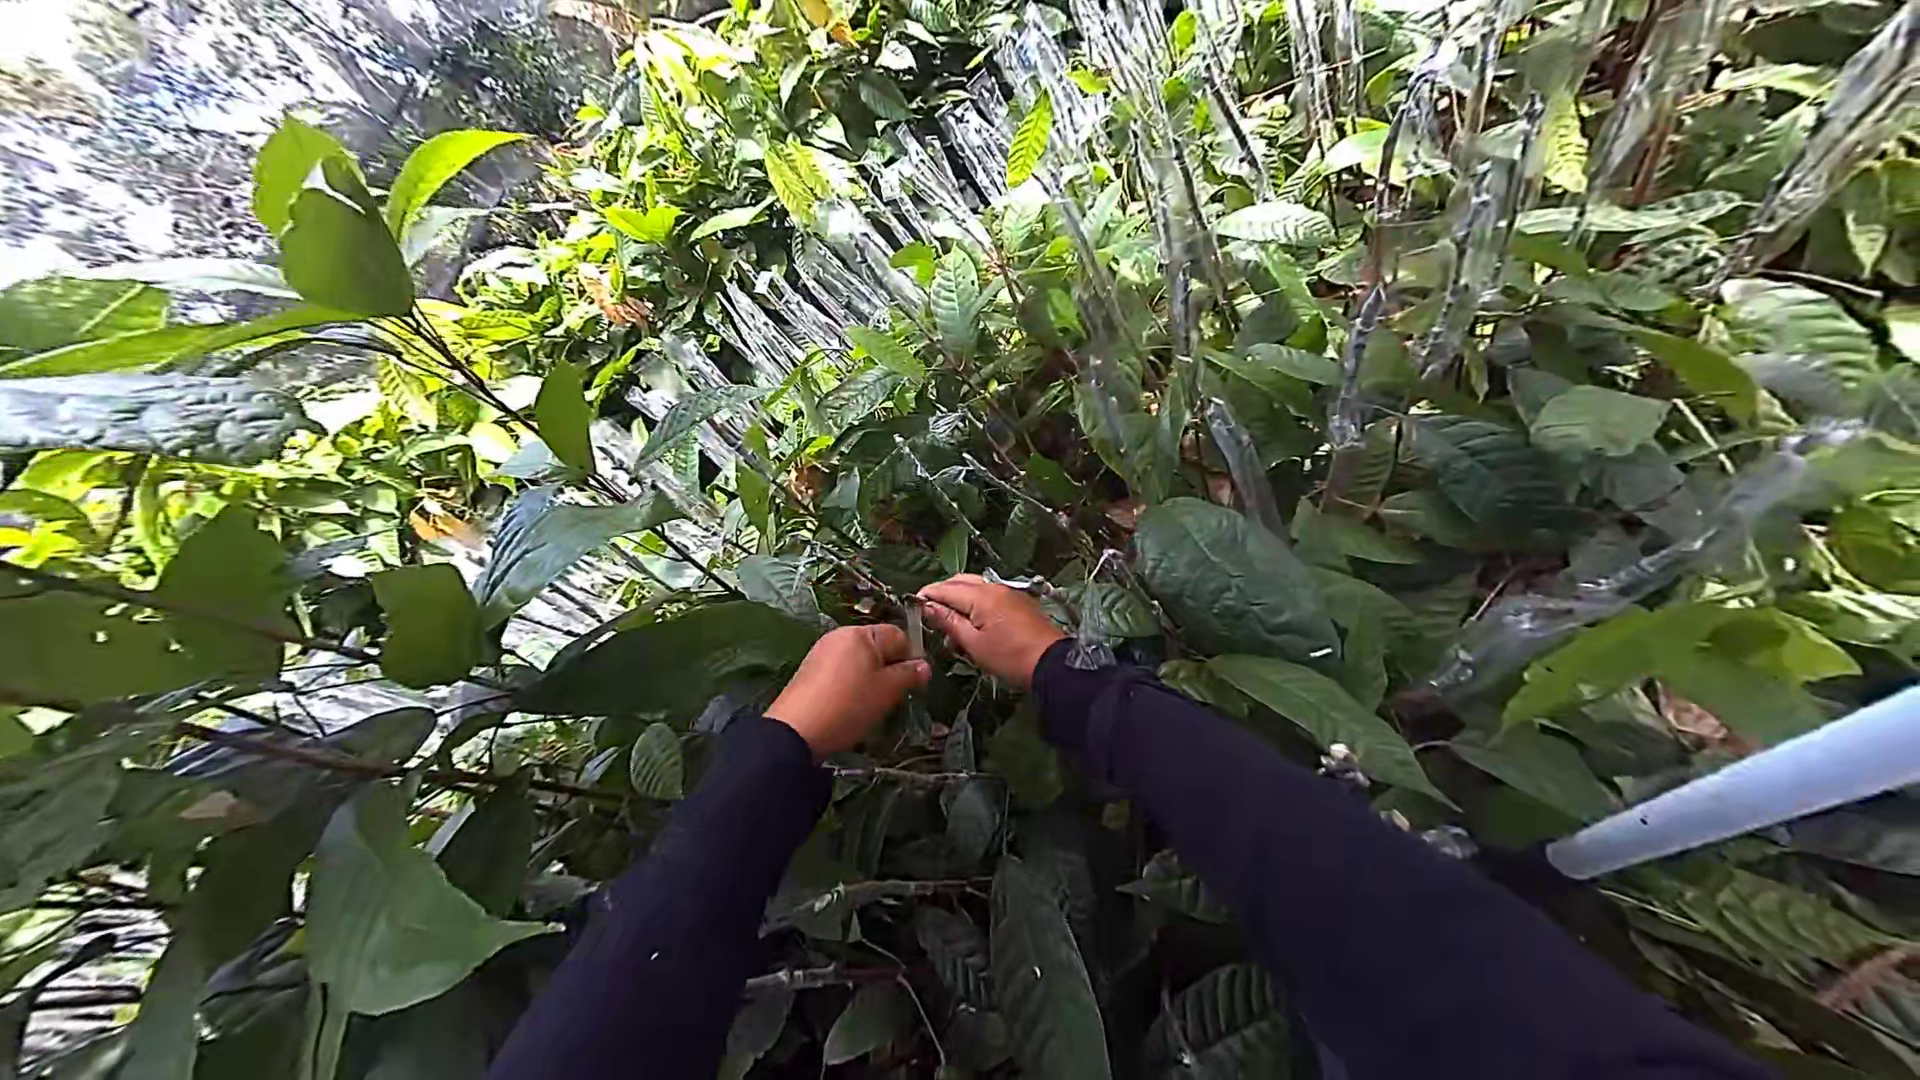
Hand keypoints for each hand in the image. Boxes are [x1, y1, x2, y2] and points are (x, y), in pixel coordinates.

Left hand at [766, 624, 931, 759]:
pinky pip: (842, 669)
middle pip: (878, 646)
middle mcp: (841, 635)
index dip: (911, 657)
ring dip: (871, 677)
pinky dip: (851, 683)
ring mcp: (823, 651)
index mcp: (861, 634)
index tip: (915, 683)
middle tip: (893, 696)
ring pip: (860, 659)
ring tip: (871, 703)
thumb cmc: (848, 706)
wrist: (796, 732)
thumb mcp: (887, 692)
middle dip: (890, 668)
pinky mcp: (810, 669)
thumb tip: (924, 666)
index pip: (899, 636)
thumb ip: (909, 675)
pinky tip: (850, 704)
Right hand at [917, 574, 1065, 687]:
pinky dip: (974, 602)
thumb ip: (949, 623)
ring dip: (958, 598)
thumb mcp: (974, 644)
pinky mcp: (1018, 601)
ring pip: (975, 586)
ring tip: (949, 622)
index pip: (946, 588)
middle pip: (960, 582)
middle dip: (942, 593)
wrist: (1052, 664)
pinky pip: (989, 594)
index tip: (913, 605)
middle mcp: (994, 587)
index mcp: (981, 596)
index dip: (927, 595)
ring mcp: (1008, 592)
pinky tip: (971, 622)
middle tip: (929, 613)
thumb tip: (927, 607)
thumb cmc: (1010, 658)